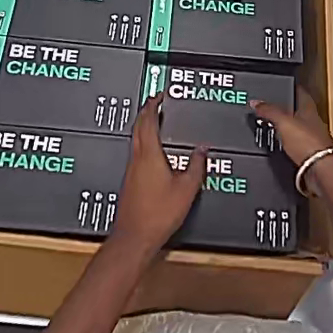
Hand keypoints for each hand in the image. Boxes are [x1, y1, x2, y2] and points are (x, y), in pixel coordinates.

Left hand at [111, 94, 206, 248]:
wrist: (135, 238)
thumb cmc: (157, 214)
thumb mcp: (187, 188)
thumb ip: (196, 165)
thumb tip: (202, 150)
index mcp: (149, 155)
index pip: (147, 121)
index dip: (153, 105)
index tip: (159, 95)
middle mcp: (137, 160)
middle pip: (138, 128)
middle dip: (146, 112)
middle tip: (156, 103)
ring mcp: (131, 171)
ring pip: (135, 140)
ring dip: (144, 127)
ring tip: (156, 121)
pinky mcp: (131, 182)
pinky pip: (137, 154)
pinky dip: (145, 143)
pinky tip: (154, 151)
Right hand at [250, 90, 332, 166]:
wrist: (320, 171)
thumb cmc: (309, 143)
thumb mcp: (283, 122)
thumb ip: (269, 111)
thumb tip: (256, 102)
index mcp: (309, 110)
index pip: (302, 93)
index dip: (294, 88)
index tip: (287, 84)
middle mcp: (313, 124)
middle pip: (300, 111)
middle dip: (288, 108)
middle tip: (276, 106)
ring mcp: (312, 140)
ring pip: (299, 128)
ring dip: (288, 127)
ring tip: (275, 125)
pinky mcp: (309, 155)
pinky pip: (297, 145)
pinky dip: (288, 143)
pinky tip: (282, 146)